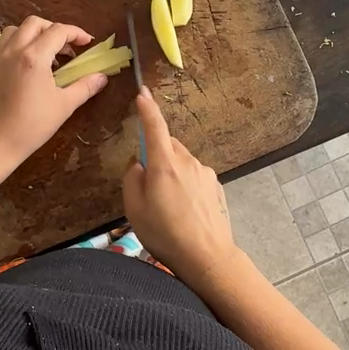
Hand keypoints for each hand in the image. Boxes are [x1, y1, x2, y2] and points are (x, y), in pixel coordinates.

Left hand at [0, 17, 107, 182]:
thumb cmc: (31, 125)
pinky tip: (29, 63)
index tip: (88, 43)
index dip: (76, 33)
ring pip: (16, 29)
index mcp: (34, 57)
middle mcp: (14, 50)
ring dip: (34, 33)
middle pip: (35, 23)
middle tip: (67, 47)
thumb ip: (84, 87)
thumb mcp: (64, 106)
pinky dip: (19, 42)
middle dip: (55, 29)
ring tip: (47, 52)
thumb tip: (102, 77)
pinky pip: (4, 43)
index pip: (58, 31)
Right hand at [123, 88, 241, 280]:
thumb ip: (132, 178)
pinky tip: (185, 212)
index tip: (143, 93)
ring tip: (168, 207)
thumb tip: (139, 163)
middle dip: (157, 156)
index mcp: (164, 163)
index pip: (155, 127)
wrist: (206, 256)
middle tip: (148, 186)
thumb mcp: (134, 208)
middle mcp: (188, 162)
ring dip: (172, 174)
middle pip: (169, 147)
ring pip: (182, 163)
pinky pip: (195, 177)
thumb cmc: (165, 234)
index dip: (147, 109)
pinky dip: (186, 186)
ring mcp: (205, 173)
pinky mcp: (216, 186)